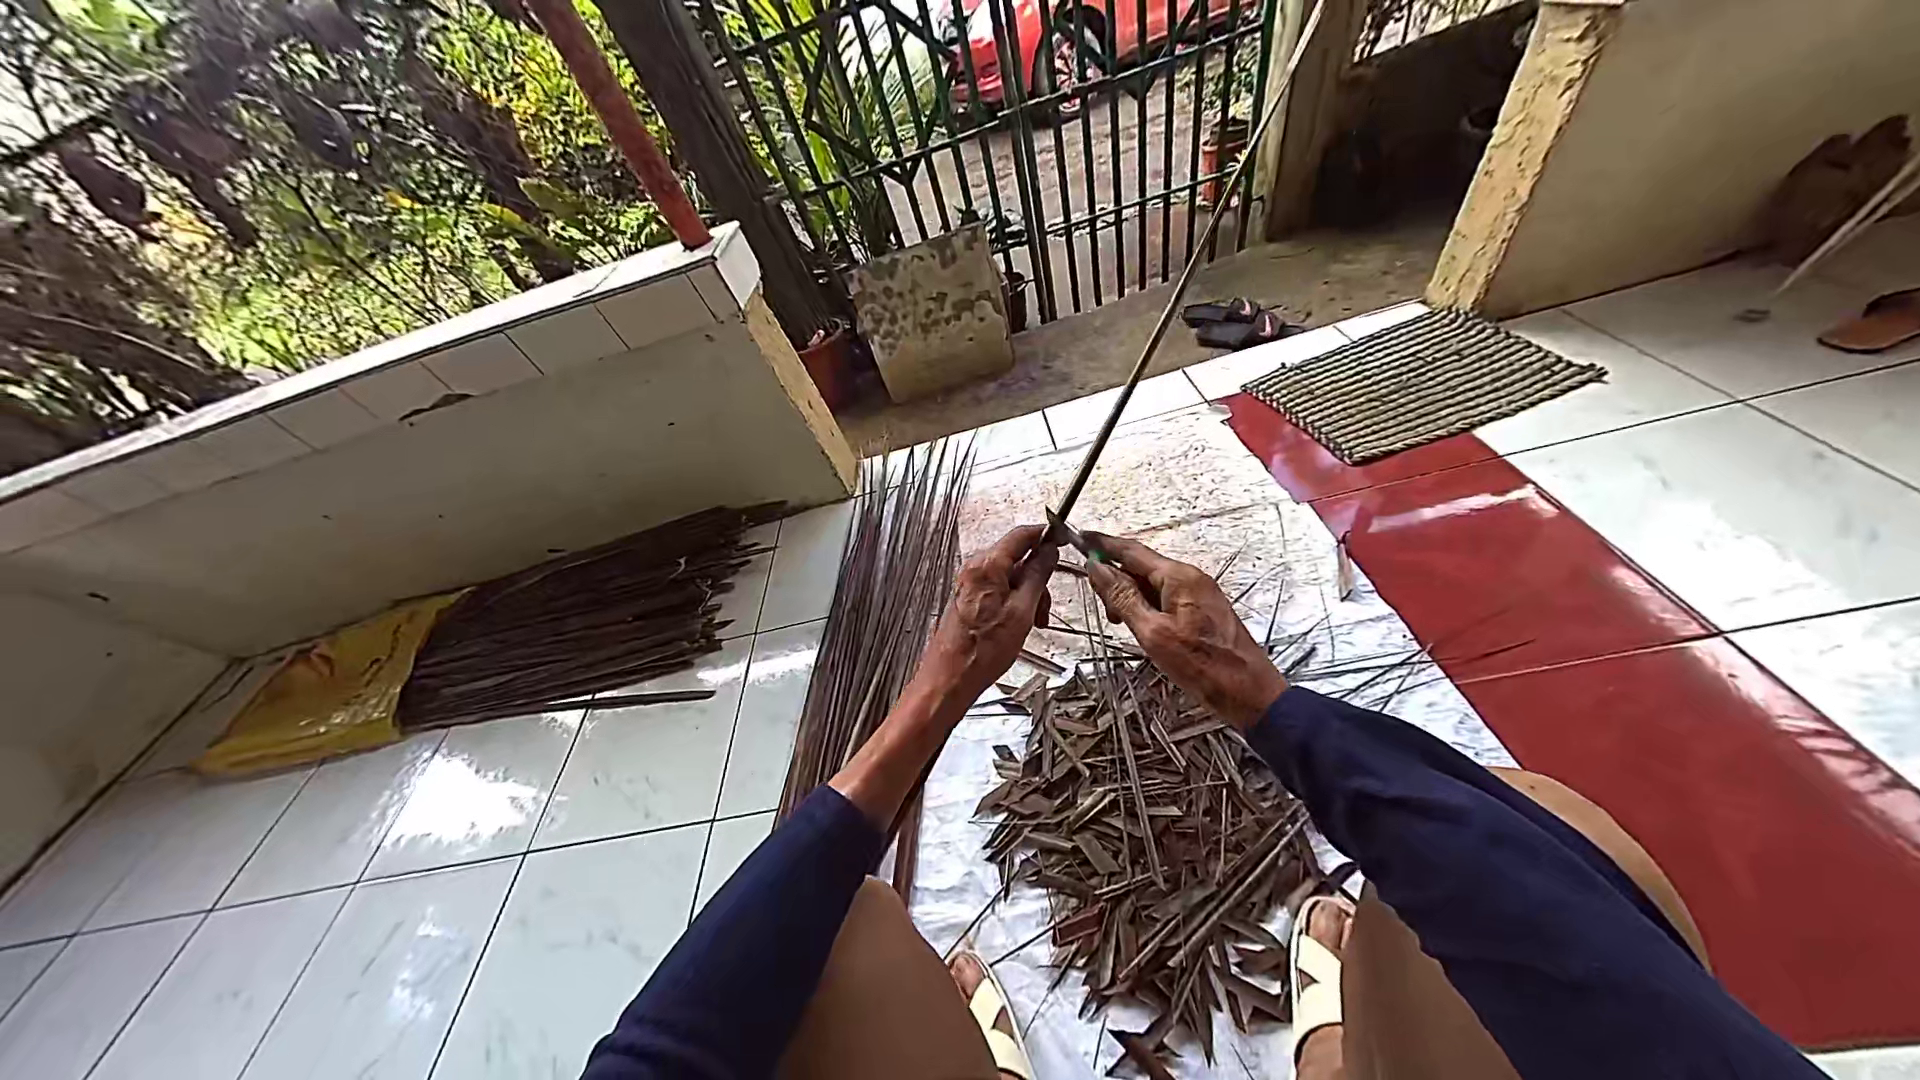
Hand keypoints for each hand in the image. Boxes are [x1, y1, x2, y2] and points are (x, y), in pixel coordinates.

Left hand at [912, 524, 1058, 712]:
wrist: (951, 677)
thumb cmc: (981, 652)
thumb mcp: (1022, 611)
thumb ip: (1038, 576)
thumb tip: (1049, 552)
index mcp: (987, 566)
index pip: (1021, 535)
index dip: (1045, 535)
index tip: (1061, 540)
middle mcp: (974, 569)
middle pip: (1016, 557)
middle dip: (1038, 578)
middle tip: (1045, 605)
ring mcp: (970, 583)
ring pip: (1010, 575)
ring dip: (1028, 593)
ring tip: (1033, 621)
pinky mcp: (969, 598)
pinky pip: (999, 589)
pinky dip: (1014, 601)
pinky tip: (1019, 623)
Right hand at [1082, 533, 1286, 730]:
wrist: (1250, 694)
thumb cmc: (1203, 666)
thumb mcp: (1152, 632)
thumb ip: (1122, 597)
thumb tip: (1097, 568)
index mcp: (1178, 577)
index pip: (1131, 551)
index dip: (1103, 544)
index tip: (1081, 538)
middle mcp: (1190, 577)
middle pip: (1141, 567)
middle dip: (1115, 580)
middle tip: (1103, 607)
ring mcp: (1198, 593)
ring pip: (1152, 584)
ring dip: (1130, 597)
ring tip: (1120, 623)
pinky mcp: (1202, 609)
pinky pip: (1165, 598)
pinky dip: (1146, 607)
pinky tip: (1140, 627)